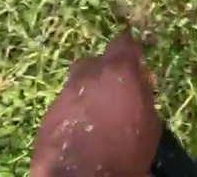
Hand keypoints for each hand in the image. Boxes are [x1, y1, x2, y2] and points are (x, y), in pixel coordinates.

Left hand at [31, 33, 161, 176]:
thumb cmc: (125, 153)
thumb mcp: (149, 124)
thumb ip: (143, 95)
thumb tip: (140, 83)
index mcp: (119, 70)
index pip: (124, 42)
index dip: (128, 51)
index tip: (133, 62)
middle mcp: (89, 75)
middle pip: (95, 63)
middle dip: (102, 74)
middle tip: (111, 94)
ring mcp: (65, 94)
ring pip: (76, 85)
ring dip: (85, 94)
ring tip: (93, 116)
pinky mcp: (47, 117)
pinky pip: (62, 107)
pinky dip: (70, 115)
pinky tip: (77, 132)